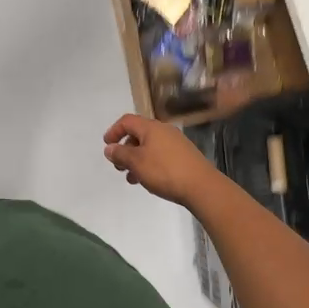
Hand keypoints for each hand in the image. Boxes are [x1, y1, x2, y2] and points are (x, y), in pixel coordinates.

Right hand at [103, 114, 221, 207]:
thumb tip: (109, 148)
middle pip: (139, 134)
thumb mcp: (137, 163)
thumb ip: (120, 154)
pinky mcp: (185, 156)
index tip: (107, 145)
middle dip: (125, 149)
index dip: (114, 131)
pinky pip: (161, 155)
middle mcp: (164, 130)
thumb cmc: (165, 171)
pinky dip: (150, 164)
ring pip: (150, 147)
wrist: (202, 186)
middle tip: (119, 166)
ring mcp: (176, 143)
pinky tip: (150, 180)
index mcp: (151, 127)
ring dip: (137, 160)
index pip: (127, 121)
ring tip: (132, 179)